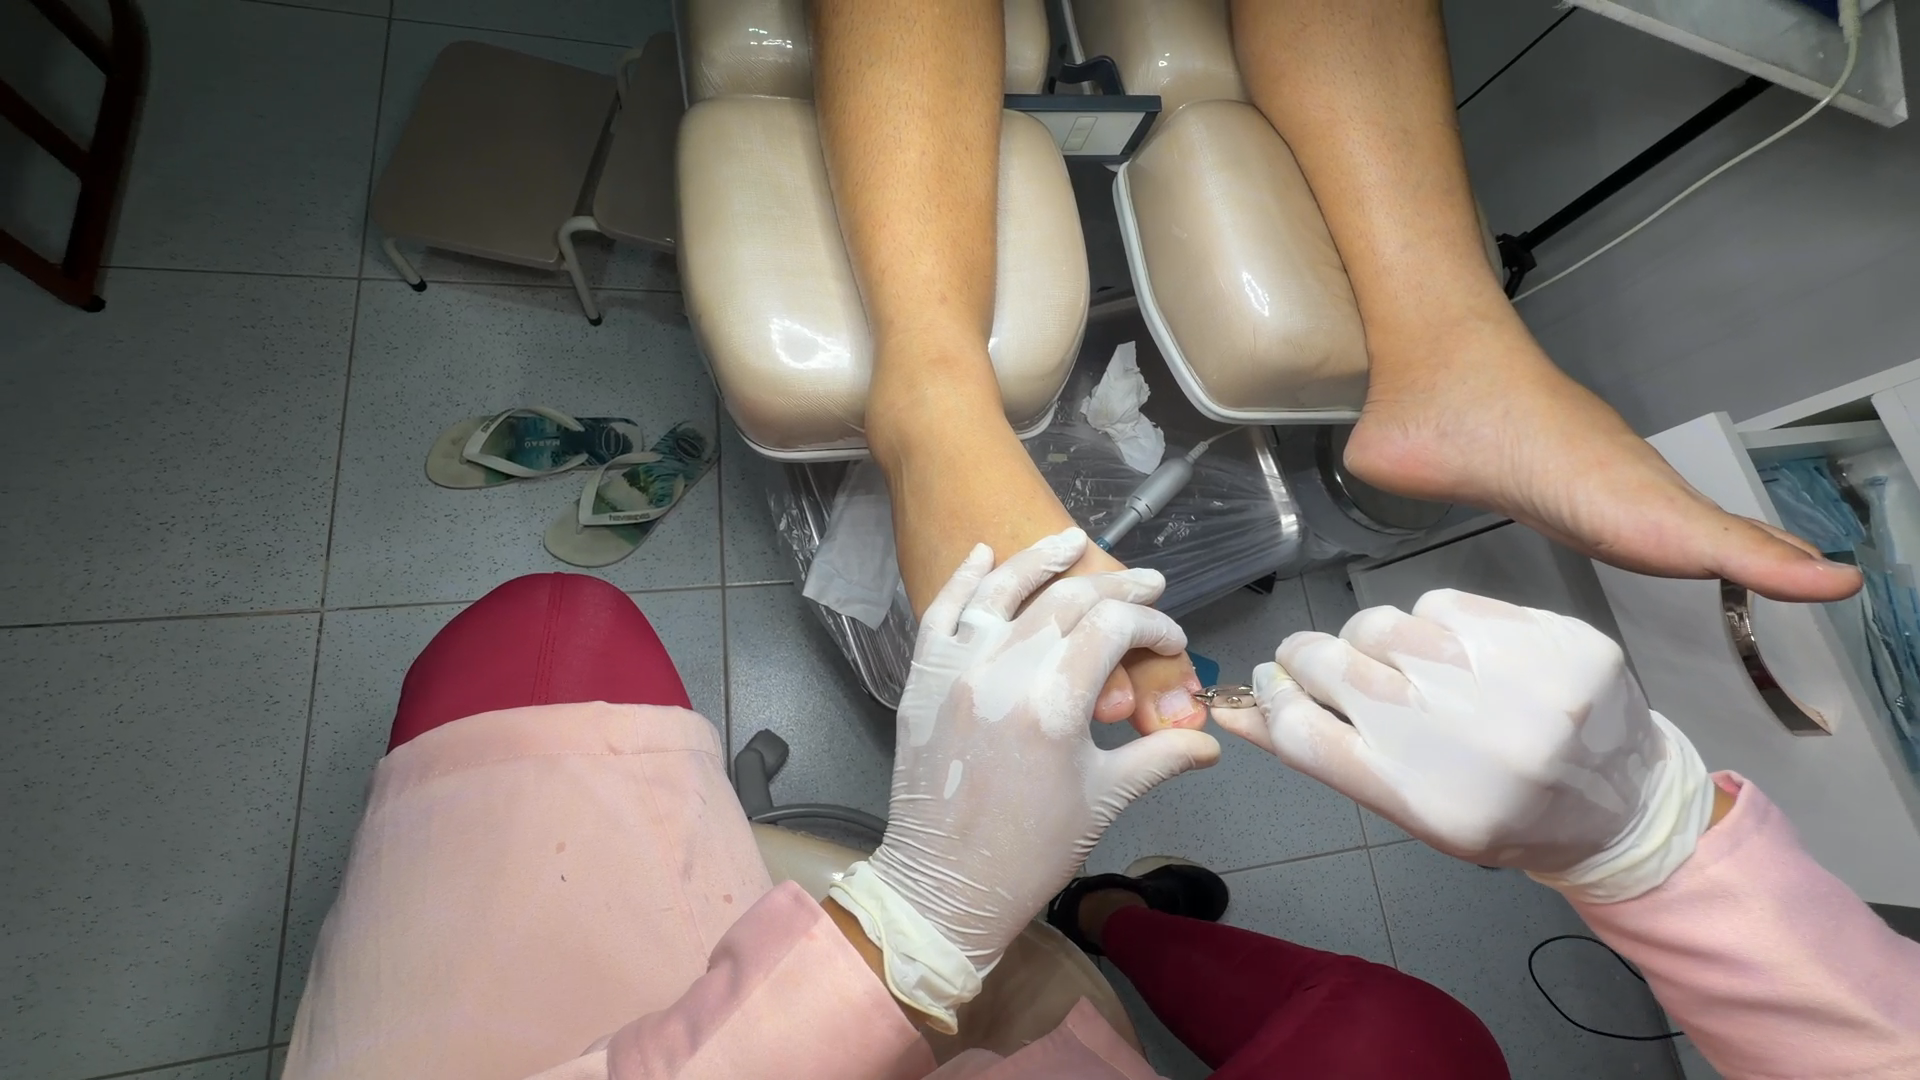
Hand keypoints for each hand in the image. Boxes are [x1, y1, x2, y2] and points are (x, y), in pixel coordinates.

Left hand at [829, 528, 1220, 1029]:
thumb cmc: (1031, 851)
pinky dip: (964, 578)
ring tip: (1074, 539)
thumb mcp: (1104, 801)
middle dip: (1116, 586)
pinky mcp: (922, 677)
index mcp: (1053, 706)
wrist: (943, 885)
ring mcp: (955, 669)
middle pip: (1067, 601)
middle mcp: (1002, 672)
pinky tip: (985, 553)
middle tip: (1147, 582)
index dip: (1153, 624)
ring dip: (1041, 558)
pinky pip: (941, 612)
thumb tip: (1211, 742)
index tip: (1172, 639)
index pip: (1113, 628)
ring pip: (1002, 591)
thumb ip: (1159, 758)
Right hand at [1213, 589, 1712, 903]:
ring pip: (1378, 623)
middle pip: (1325, 662)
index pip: (1296, 728)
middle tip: (1328, 666)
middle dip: (1308, 658)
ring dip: (1372, 640)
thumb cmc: (1485, 810)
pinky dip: (1431, 624)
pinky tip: (1458, 654)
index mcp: (1419, 796)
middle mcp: (1464, 740)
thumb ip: (1309, 749)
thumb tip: (1225, 708)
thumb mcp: (1393, 801)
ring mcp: (1517, 684)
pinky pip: (1440, 602)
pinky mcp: (1555, 641)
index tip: (1276, 686)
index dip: (1270, 698)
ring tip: (1404, 666)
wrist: (1623, 809)